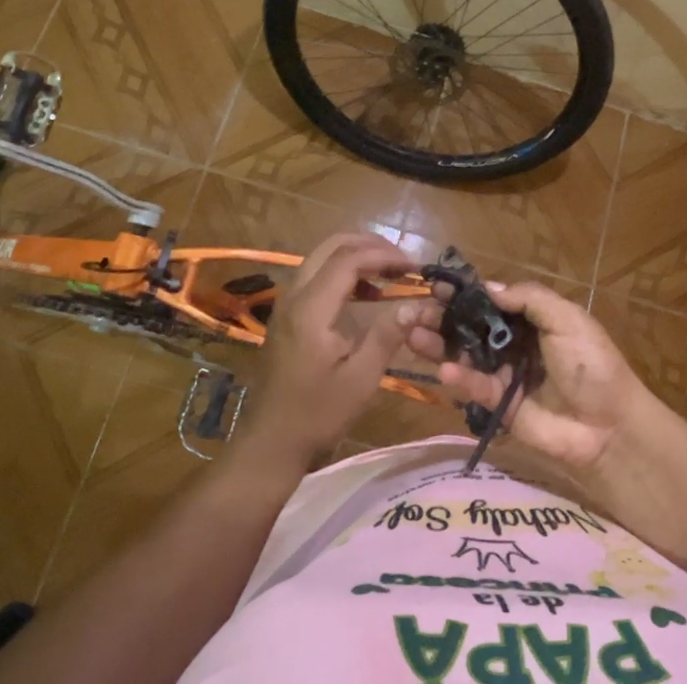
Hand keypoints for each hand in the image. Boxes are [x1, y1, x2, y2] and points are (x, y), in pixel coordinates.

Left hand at [240, 233, 415, 464]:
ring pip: (321, 258)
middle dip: (370, 246)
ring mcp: (286, 304)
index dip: (384, 255)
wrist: (271, 441)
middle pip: (331, 247)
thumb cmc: (317, 414)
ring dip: (356, 257)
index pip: (349, 260)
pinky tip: (367, 294)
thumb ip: (387, 336)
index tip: (415, 267)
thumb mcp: (360, 379)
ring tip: (391, 274)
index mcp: (311, 309)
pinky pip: (315, 276)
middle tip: (403, 262)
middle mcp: (294, 296)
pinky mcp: (287, 315)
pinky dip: (343, 273)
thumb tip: (416, 304)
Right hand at [403, 281, 651, 472]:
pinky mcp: (498, 406)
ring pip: (463, 355)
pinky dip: (459, 378)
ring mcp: (503, 375)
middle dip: (440, 318)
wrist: (608, 425)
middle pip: (468, 327)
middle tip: (410, 312)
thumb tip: (487, 287)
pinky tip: (446, 369)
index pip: (489, 302)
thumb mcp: (567, 319)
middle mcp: (512, 344)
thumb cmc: (591, 365)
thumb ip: (528, 299)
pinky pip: (474, 388)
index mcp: (530, 320)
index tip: (435, 286)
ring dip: (437, 344)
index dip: (463, 294)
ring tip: (412, 335)